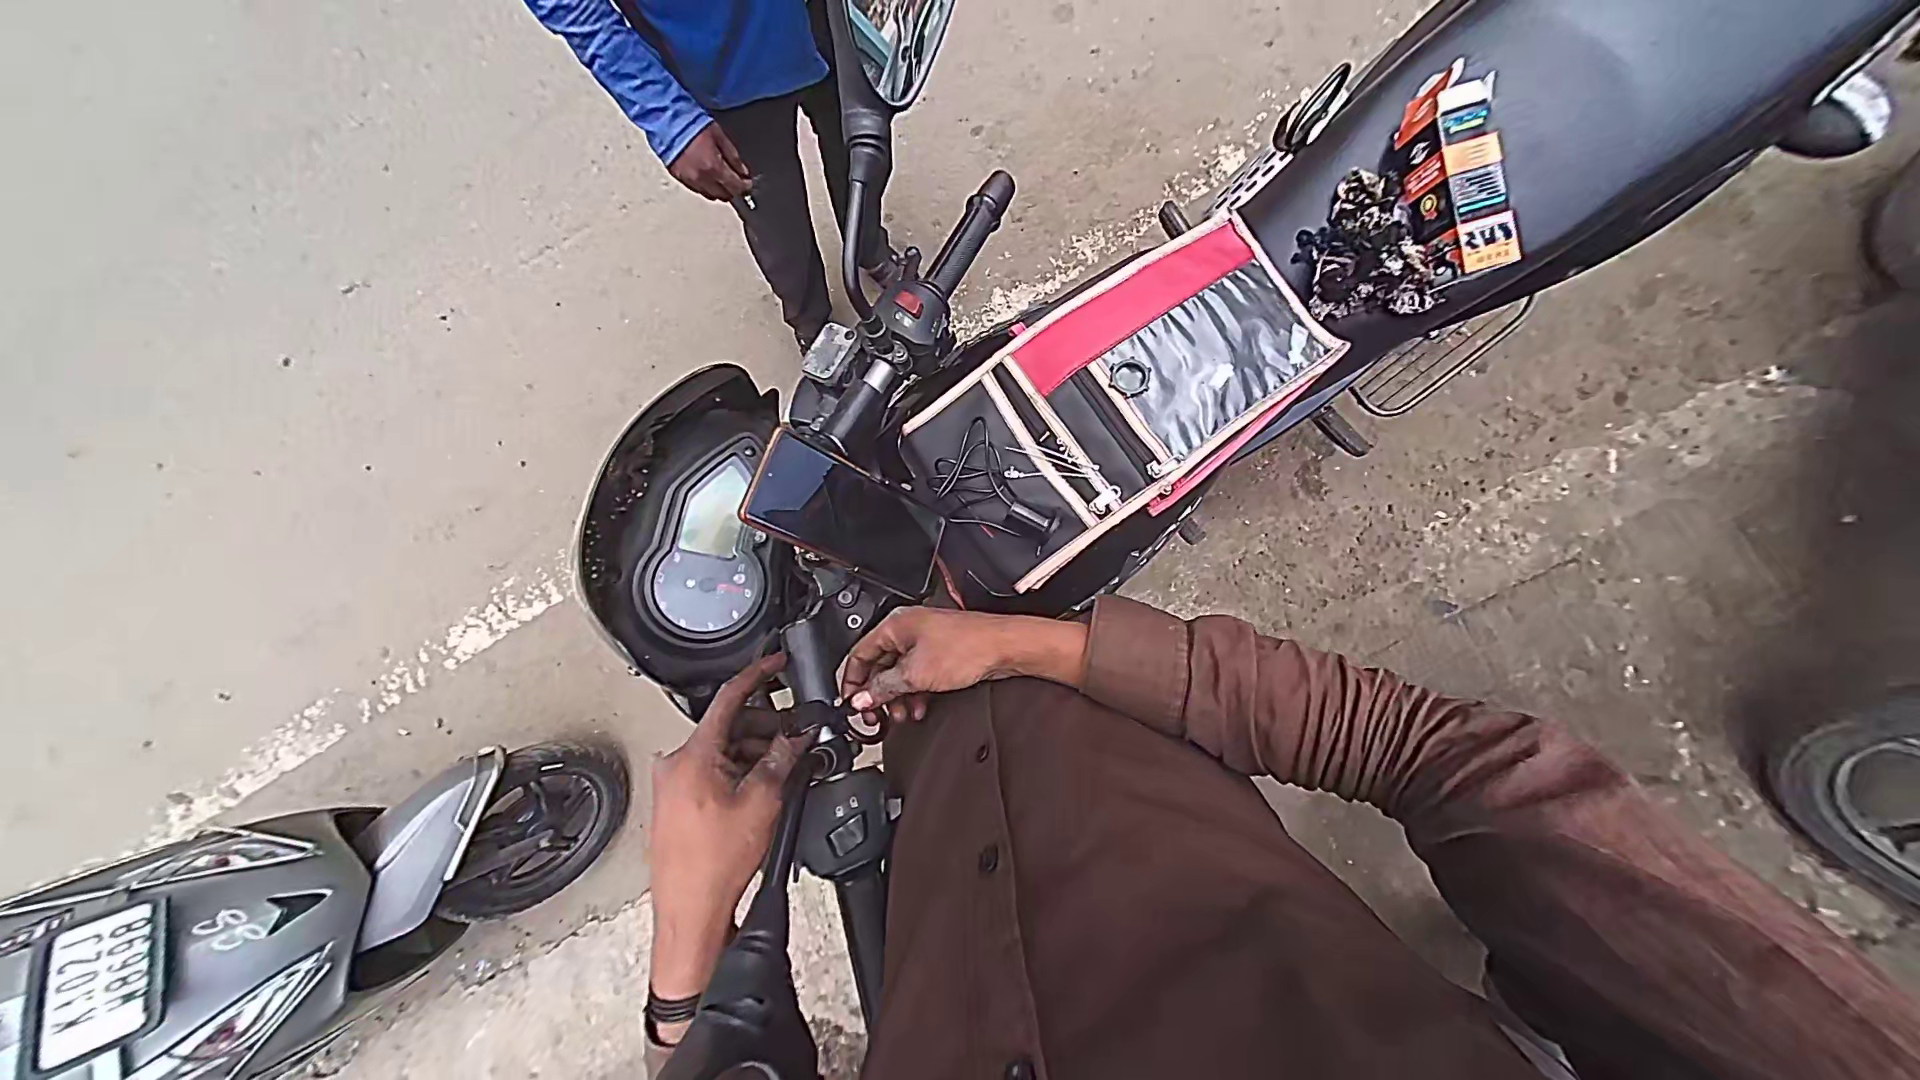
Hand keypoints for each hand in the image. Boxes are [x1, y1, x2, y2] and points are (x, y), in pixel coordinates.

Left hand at [647, 653, 798, 1016]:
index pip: (730, 697)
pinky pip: (714, 770)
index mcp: (693, 756)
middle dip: (768, 726)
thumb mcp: (763, 800)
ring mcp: (675, 785)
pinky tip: (764, 786)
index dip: (758, 674)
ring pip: (725, 749)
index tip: (775, 663)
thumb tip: (798, 734)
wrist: (691, 916)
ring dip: (756, 751)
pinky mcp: (679, 802)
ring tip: (785, 769)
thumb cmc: (715, 866)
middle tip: (798, 735)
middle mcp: (677, 765)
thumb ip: (783, 756)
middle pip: (731, 726)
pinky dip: (741, 770)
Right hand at [667, 122, 751, 200]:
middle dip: (733, 189)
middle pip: (725, 195)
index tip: (747, 183)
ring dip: (719, 190)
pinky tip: (707, 177)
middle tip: (736, 181)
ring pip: (711, 195)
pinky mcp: (680, 178)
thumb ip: (733, 156)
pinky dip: (706, 187)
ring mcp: (690, 180)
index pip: (735, 187)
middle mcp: (702, 178)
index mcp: (714, 167)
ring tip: (722, 179)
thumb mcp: (718, 135)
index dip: (744, 187)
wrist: (664, 117)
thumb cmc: (690, 122)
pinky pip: (698, 190)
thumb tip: (742, 171)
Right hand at [838, 607, 1088, 723]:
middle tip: (875, 715)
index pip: (858, 654)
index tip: (851, 705)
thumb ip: (883, 687)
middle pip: (878, 665)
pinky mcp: (939, 652)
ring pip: (898, 672)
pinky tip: (919, 707)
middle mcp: (907, 629)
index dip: (851, 682)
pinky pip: (916, 674)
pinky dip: (914, 691)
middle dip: (876, 693)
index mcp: (895, 625)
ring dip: (897, 696)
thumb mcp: (915, 674)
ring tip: (901, 715)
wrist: (1004, 647)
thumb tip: (862, 697)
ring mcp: (924, 640)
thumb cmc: (967, 647)